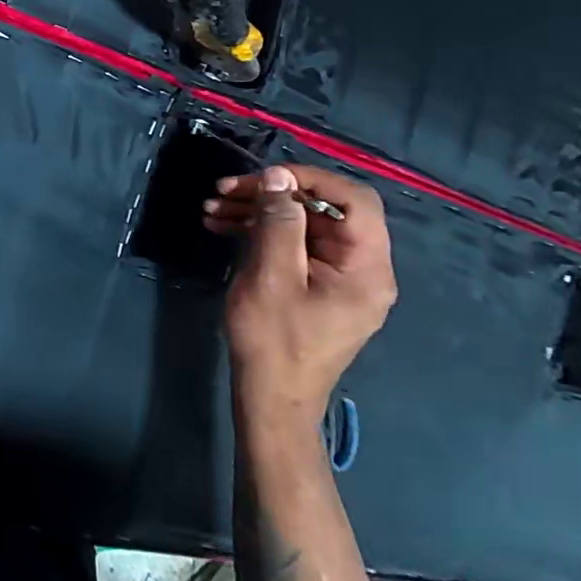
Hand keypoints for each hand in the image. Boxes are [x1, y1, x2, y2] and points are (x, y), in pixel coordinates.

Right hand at [204, 164, 397, 430]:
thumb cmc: (274, 344)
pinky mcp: (318, 286)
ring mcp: (340, 278)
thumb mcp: (272, 277)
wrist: (270, 404)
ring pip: (304, 226)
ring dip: (260, 213)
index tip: (267, 176)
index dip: (311, 178)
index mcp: (367, 267)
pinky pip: (296, 248)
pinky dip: (262, 234)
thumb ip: (279, 221)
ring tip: (213, 208)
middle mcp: (363, 269)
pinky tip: (224, 226)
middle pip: (323, 211)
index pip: (354, 200)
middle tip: (225, 190)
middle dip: (273, 196)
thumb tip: (278, 177)